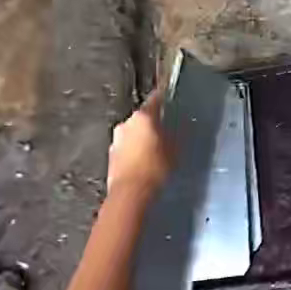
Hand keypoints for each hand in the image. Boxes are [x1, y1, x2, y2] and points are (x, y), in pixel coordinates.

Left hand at [106, 88, 170, 208]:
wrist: (130, 193)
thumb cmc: (155, 168)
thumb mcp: (174, 150)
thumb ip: (176, 134)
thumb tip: (179, 127)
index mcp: (143, 117)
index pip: (155, 99)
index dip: (163, 97)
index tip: (168, 96)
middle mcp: (126, 123)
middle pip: (142, 117)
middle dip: (152, 121)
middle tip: (164, 129)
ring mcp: (116, 139)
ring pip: (132, 132)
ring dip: (141, 136)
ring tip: (154, 147)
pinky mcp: (111, 155)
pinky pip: (126, 146)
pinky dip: (134, 149)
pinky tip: (142, 160)